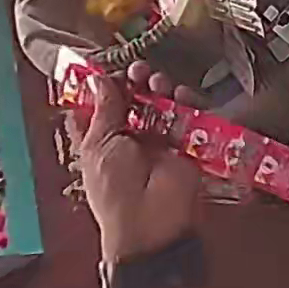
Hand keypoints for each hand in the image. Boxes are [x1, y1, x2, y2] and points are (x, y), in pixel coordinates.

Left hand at [71, 62, 206, 262]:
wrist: (153, 219)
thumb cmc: (115, 186)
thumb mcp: (100, 145)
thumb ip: (104, 110)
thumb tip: (98, 78)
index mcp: (104, 140)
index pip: (104, 106)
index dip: (107, 86)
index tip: (111, 68)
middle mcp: (133, 137)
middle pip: (136, 100)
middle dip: (136, 82)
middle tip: (139, 70)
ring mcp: (162, 139)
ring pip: (163, 103)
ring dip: (159, 88)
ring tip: (158, 82)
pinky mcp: (188, 141)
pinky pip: (189, 114)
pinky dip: (186, 100)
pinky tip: (180, 94)